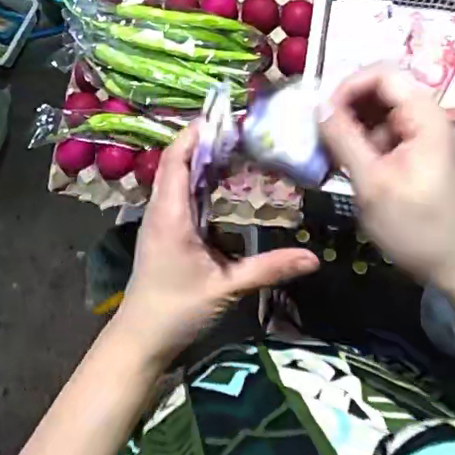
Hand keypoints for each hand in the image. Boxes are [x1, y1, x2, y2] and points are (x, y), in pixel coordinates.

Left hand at [109, 127, 319, 365]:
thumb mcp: (226, 289)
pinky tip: (221, 187)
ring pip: (176, 179)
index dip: (196, 134)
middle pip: (176, 163)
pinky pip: (178, 196)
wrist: (140, 337)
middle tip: (239, 129)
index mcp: (171, 214)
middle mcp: (160, 210)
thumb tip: (313, 258)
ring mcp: (158, 221)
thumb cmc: (177, 309)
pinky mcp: (162, 233)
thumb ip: (267, 269)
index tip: (224, 116)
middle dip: (203, 142)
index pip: (178, 160)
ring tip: (234, 148)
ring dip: (200, 161)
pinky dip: (197, 183)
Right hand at [316, 68, 454, 287]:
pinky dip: (358, 140)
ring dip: (348, 123)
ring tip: (326, 148)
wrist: (450, 263)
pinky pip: (380, 131)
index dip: (348, 85)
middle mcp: (425, 118)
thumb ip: (344, 139)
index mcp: (424, 118)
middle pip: (379, 88)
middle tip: (318, 129)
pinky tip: (341, 161)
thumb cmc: (414, 226)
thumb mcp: (372, 183)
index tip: (321, 112)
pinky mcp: (412, 151)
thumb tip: (318, 107)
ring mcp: (420, 134)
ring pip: (376, 110)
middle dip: (344, 105)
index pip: (383, 74)